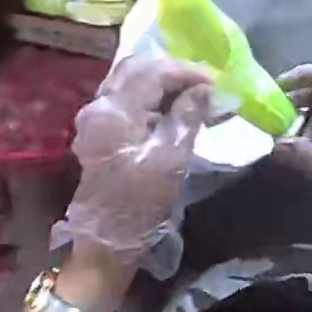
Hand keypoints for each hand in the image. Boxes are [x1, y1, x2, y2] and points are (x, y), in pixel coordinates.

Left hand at [52, 53, 214, 276]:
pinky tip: (172, 103)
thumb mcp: (172, 159)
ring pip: (130, 79)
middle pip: (137, 68)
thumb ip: (188, 116)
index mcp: (115, 112)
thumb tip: (204, 88)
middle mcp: (99, 106)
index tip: (215, 80)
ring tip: (192, 90)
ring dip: (161, 80)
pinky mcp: (100, 129)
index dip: (186, 71)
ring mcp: (96, 117)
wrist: (106, 243)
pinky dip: (151, 93)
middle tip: (203, 81)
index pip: (153, 72)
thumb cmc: (140, 202)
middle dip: (172, 69)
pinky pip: (127, 96)